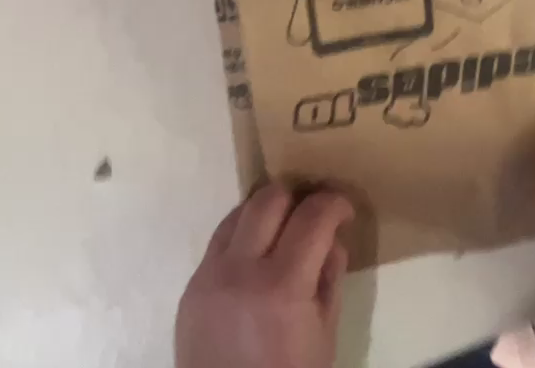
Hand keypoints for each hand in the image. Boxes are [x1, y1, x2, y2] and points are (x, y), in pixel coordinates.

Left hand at [176, 184, 354, 367]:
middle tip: (312, 218)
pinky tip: (256, 257)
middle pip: (270, 198)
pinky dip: (242, 236)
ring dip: (266, 212)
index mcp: (282, 287)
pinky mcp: (191, 285)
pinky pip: (218, 241)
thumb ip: (330, 279)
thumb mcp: (324, 336)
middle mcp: (241, 271)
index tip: (344, 210)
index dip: (334, 202)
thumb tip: (332, 238)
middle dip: (298, 198)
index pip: (313, 216)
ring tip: (282, 233)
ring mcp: (209, 276)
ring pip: (239, 212)